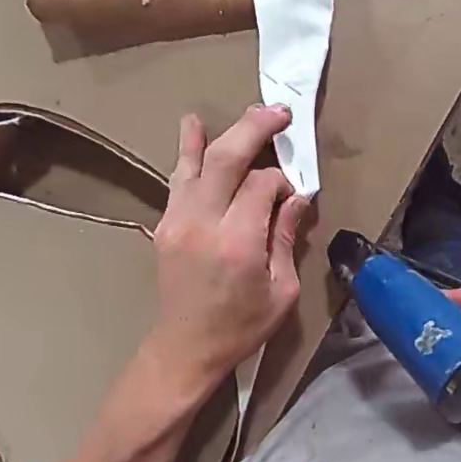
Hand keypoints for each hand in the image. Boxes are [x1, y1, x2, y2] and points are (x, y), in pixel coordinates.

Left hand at [146, 104, 311, 390]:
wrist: (186, 348)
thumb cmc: (241, 327)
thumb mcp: (281, 291)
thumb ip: (286, 239)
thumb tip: (295, 199)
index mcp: (237, 243)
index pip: (261, 185)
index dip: (281, 181)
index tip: (292, 195)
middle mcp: (202, 223)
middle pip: (228, 158)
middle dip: (256, 129)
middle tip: (279, 113)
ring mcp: (177, 220)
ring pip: (198, 162)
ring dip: (224, 132)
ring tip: (250, 112)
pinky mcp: (165, 223)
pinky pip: (179, 178)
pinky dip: (188, 150)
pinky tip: (193, 125)